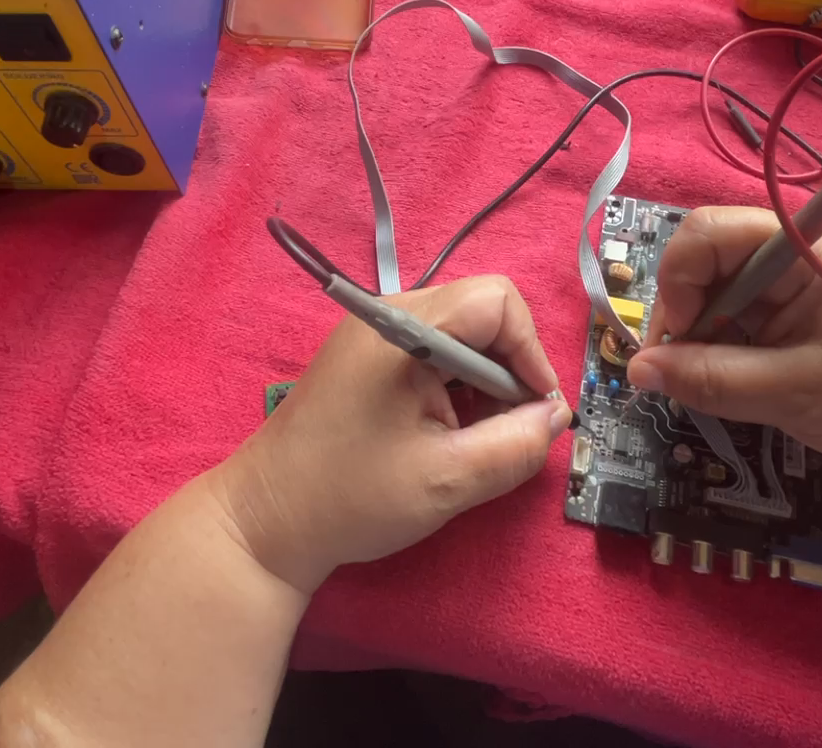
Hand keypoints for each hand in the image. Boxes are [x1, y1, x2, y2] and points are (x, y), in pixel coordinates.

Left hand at [211, 275, 570, 593]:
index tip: (536, 409)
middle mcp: (391, 313)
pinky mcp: (370, 352)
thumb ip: (516, 445)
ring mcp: (377, 329)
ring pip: (463, 332)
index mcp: (403, 330)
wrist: (264, 519)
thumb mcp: (447, 480)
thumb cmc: (351, 498)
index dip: (529, 351)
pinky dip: (457, 384)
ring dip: (483, 380)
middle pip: (482, 311)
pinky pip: (437, 349)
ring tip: (472, 436)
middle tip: (508, 429)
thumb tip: (558, 416)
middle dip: (509, 369)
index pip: (496, 301)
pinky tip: (445, 429)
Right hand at [626, 207, 821, 484]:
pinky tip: (735, 375)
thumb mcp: (791, 392)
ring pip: (719, 289)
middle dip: (686, 313)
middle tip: (682, 370)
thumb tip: (636, 371)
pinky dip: (726, 343)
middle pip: (708, 258)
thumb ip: (708, 378)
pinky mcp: (801, 303)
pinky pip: (742, 311)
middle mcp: (797, 246)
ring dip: (704, 333)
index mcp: (804, 242)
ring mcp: (799, 274)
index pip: (708, 231)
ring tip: (711, 380)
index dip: (678, 281)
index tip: (677, 342)